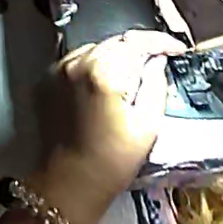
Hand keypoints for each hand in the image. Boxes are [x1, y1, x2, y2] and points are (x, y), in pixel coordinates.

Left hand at [29, 30, 183, 223]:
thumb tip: (156, 60)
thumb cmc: (113, 160)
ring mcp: (58, 70)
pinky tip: (104, 81)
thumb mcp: (147, 126)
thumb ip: (155, 85)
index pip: (136, 42)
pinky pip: (77, 60)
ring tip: (131, 71)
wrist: (69, 182)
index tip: (176, 48)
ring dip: (115, 55)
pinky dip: (94, 64)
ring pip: (95, 48)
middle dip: (138, 48)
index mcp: (103, 73)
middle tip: (157, 60)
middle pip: (115, 42)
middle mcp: (77, 63)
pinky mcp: (46, 79)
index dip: (160, 41)